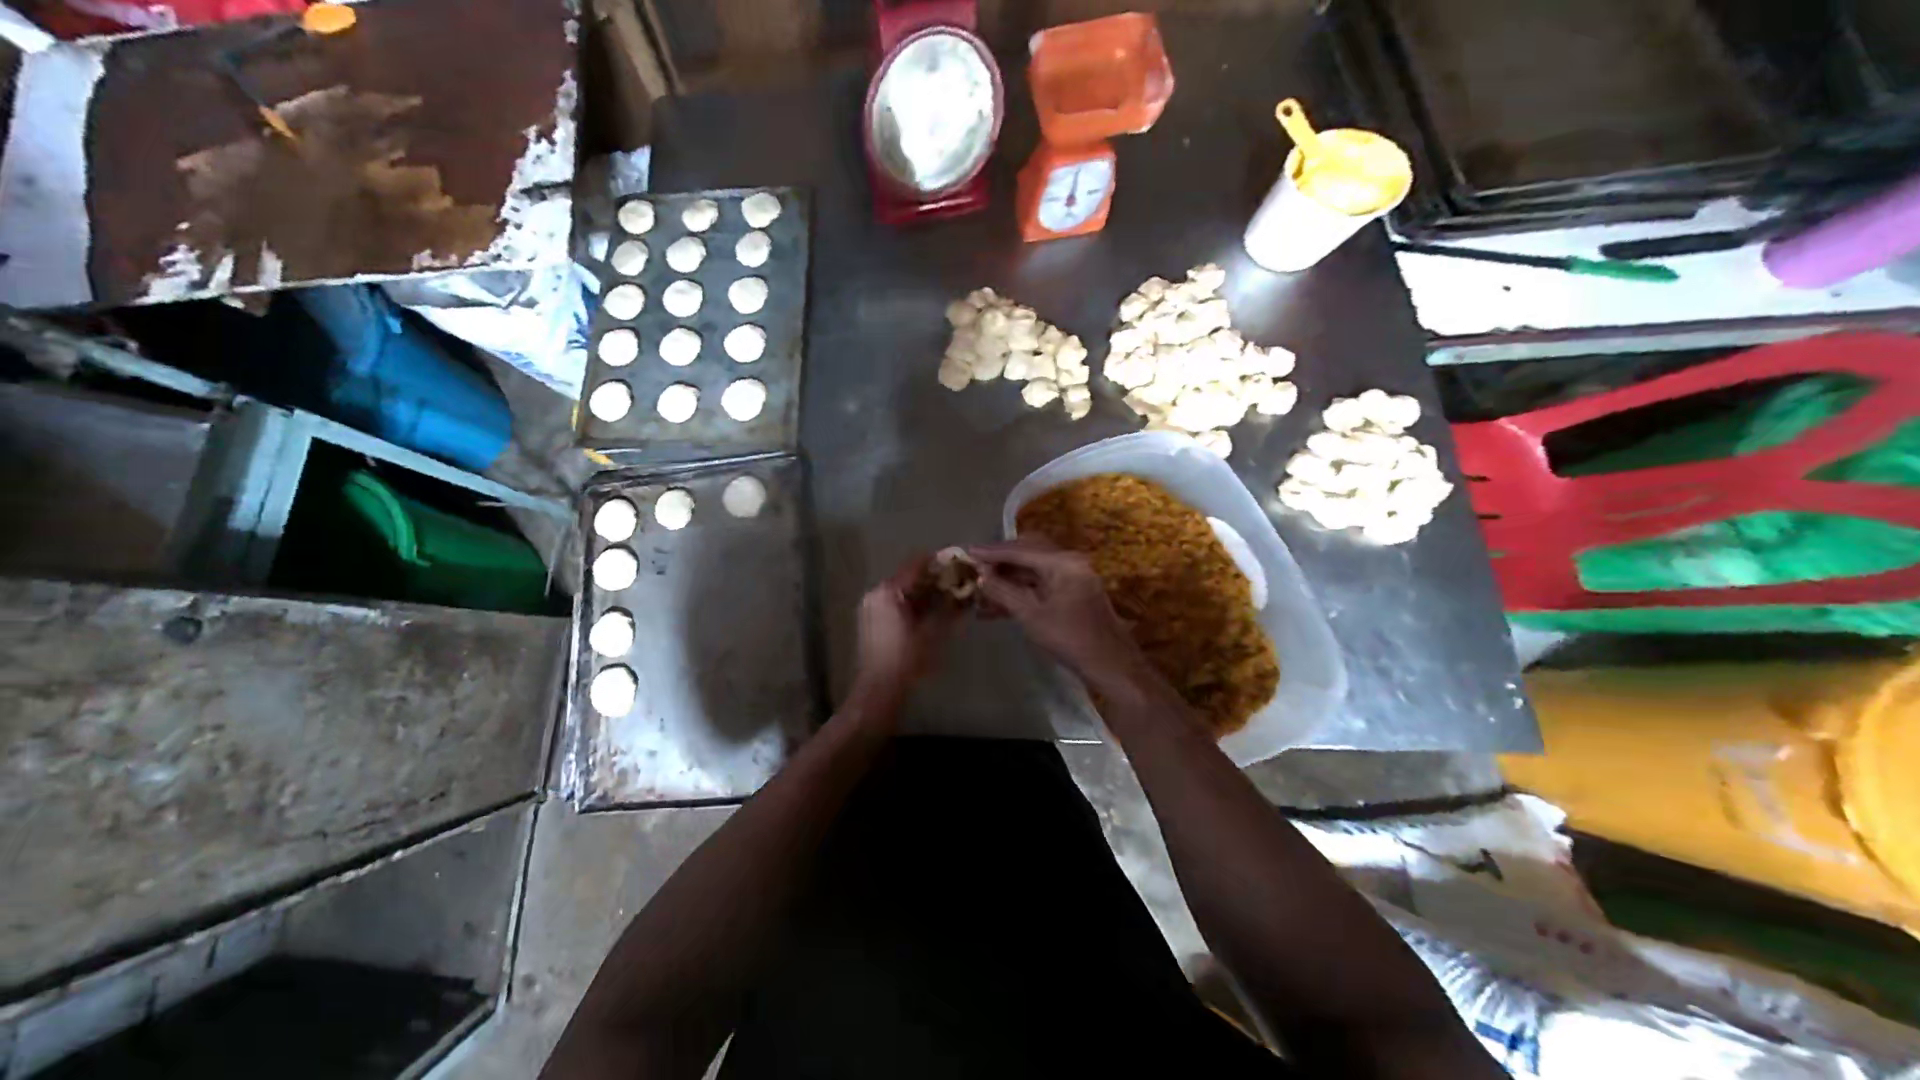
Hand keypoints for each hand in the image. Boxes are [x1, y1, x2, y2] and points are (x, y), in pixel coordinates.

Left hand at [851, 554, 961, 709]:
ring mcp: (871, 606)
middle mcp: (876, 593)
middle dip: (933, 579)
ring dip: (924, 592)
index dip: (939, 562)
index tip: (959, 563)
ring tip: (948, 598)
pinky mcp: (871, 619)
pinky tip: (930, 613)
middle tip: (957, 583)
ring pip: (902, 590)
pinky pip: (895, 602)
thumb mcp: (934, 631)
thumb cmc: (907, 659)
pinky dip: (912, 603)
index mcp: (889, 591)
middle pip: (909, 577)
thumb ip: (950, 607)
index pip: (916, 564)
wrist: (880, 688)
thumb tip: (965, 592)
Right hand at [970, 539, 1153, 692]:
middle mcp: (1069, 562)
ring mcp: (1073, 576)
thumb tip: (981, 576)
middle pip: (1027, 553)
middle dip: (999, 561)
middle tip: (974, 568)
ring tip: (980, 591)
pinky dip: (1020, 591)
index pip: (1020, 550)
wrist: (1110, 664)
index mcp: (1062, 563)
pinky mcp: (1072, 592)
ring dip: (1007, 578)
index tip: (967, 551)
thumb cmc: (1070, 639)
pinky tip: (997, 606)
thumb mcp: (1031, 616)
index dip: (991, 552)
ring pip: (1032, 570)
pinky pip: (1041, 584)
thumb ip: (1004, 592)